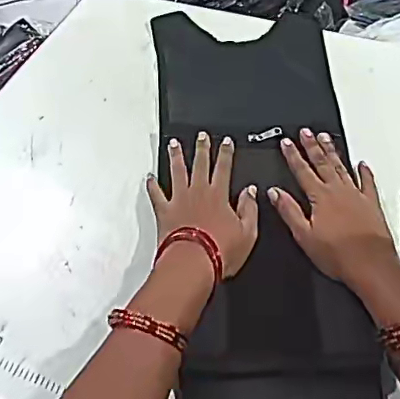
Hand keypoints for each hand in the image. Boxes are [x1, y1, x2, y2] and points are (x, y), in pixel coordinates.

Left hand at [146, 132, 258, 279]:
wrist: (193, 263)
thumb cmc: (219, 252)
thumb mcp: (247, 233)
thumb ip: (249, 209)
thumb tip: (250, 193)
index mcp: (218, 196)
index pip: (224, 167)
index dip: (226, 152)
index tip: (226, 141)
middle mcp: (198, 193)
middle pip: (200, 164)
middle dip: (201, 147)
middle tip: (201, 135)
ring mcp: (179, 200)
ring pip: (177, 171)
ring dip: (176, 156)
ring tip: (174, 144)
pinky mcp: (165, 211)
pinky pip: (156, 194)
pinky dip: (152, 185)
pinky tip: (149, 178)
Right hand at [270, 128, 397, 286]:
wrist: (371, 266)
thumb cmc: (339, 255)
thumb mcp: (304, 235)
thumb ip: (288, 210)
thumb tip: (275, 193)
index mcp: (320, 197)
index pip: (302, 170)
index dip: (293, 155)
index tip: (287, 142)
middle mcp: (338, 192)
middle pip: (322, 162)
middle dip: (312, 146)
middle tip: (306, 132)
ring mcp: (356, 196)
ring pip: (342, 167)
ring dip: (332, 152)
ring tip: (326, 138)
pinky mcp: (371, 205)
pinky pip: (367, 182)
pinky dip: (364, 172)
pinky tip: (362, 164)